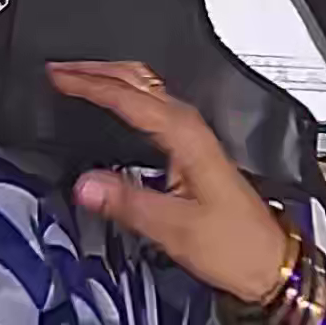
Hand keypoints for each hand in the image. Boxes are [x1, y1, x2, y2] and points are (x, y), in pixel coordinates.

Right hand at [48, 61, 288, 303]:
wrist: (266, 257)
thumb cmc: (231, 242)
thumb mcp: (174, 228)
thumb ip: (126, 202)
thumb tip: (84, 182)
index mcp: (181, 131)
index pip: (125, 95)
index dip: (88, 82)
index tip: (59, 76)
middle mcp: (185, 120)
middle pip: (134, 77)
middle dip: (94, 69)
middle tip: (59, 68)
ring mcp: (187, 126)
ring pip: (142, 82)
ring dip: (107, 74)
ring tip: (77, 76)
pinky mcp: (187, 137)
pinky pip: (148, 96)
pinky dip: (122, 88)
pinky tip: (111, 97)